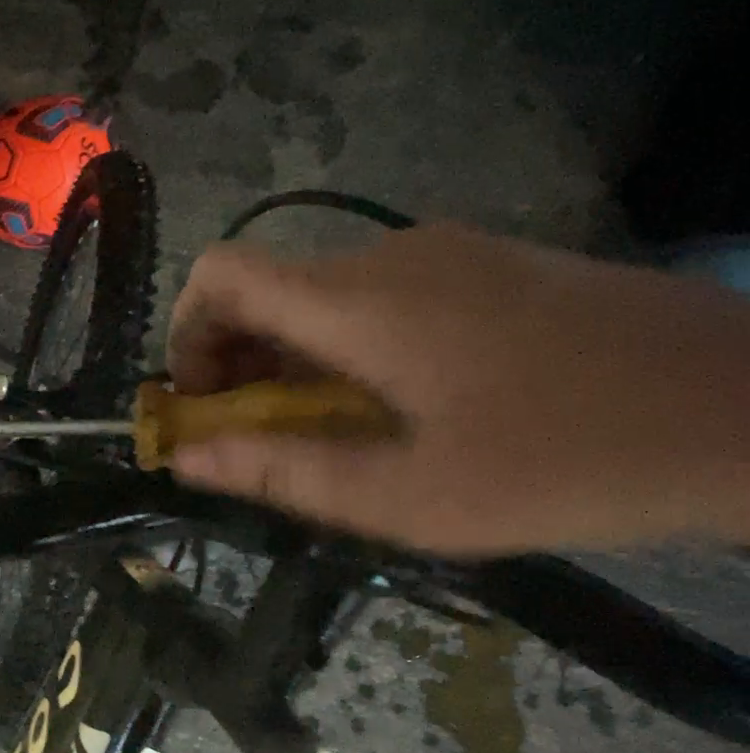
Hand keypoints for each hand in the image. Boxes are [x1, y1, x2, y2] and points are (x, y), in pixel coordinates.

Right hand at [165, 221, 749, 553]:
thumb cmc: (568, 460)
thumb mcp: (405, 496)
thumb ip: (279, 472)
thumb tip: (183, 459)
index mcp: (357, 302)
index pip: (219, 274)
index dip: (184, 335)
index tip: (203, 405)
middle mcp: (390, 259)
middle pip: (263, 290)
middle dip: (232, 364)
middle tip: (259, 440)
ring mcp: (446, 256)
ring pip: (317, 297)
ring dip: (288, 362)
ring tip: (328, 436)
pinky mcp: (489, 268)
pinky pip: (375, 298)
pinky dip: (343, 349)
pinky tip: (393, 407)